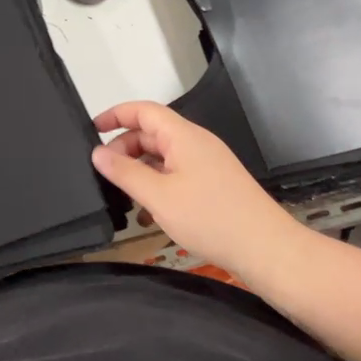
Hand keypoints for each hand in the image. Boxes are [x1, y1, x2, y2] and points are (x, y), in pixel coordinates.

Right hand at [90, 101, 304, 275]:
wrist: (268, 250)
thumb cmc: (211, 218)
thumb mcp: (158, 196)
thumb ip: (124, 172)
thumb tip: (98, 153)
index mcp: (184, 136)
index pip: (143, 110)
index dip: (115, 115)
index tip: (92, 129)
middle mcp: (196, 143)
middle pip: (151, 133)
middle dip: (124, 148)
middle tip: (105, 172)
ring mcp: (208, 164)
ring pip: (163, 156)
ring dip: (140, 170)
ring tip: (124, 195)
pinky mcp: (214, 185)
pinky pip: (176, 174)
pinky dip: (157, 184)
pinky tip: (149, 212)